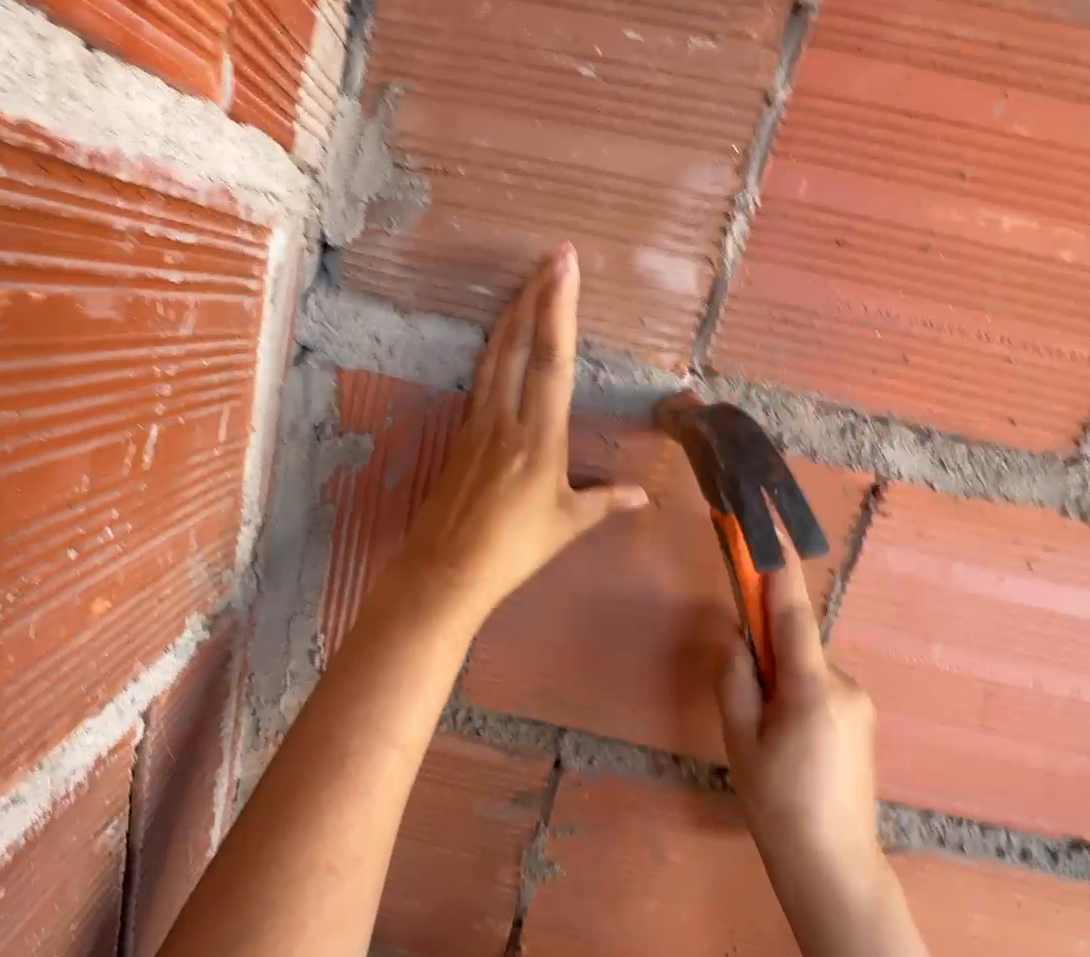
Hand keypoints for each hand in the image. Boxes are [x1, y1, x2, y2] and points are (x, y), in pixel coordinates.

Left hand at [382, 243, 647, 629]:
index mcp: (539, 437)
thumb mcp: (566, 524)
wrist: (447, 569)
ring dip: (512, 316)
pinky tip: (499, 339)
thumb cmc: (514, 550)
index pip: (552, 360)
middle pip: (518, 345)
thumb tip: (641, 496)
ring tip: (527, 282)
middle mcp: (506, 420)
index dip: (559, 309)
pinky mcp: (461, 435)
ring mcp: (478, 424)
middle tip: (552, 255)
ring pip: (494, 357)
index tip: (564, 265)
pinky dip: (494, 350)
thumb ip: (604, 503)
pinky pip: (480, 380)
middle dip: (535, 295)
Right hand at [716, 532, 881, 888]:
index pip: (792, 614)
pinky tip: (787, 744)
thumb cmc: (776, 802)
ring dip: (779, 682)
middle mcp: (844, 684)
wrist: (832, 862)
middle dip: (765, 653)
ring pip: (806, 669)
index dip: (776, 571)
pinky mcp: (862, 719)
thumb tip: (739, 640)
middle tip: (744, 704)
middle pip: (796, 644)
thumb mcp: (738, 739)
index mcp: (811, 688)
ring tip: (766, 738)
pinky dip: (795, 696)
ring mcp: (860, 702)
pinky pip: (819, 688)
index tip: (765, 531)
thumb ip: (734, 680)